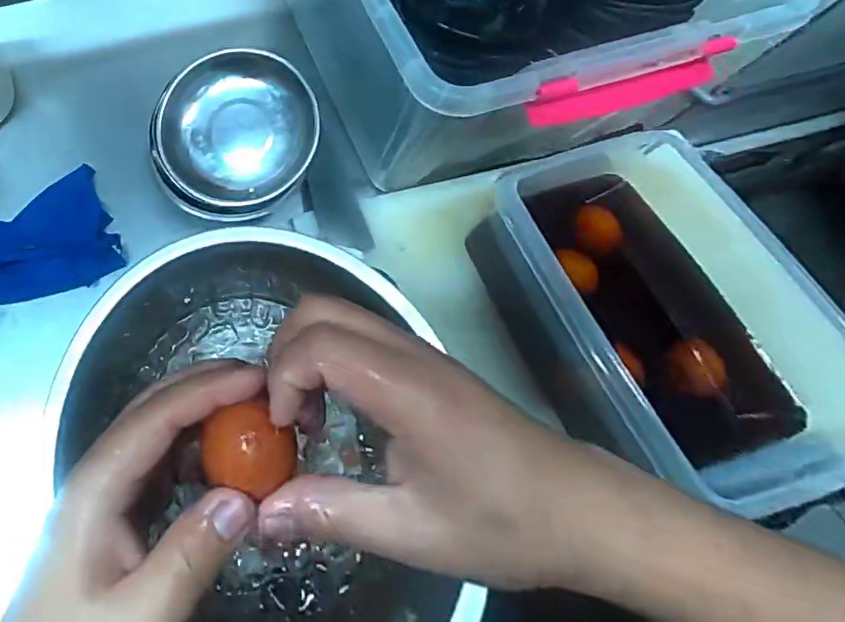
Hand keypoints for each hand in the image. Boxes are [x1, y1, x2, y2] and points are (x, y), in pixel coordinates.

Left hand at [8, 360, 263, 621]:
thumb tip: (244, 498)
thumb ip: (189, 556)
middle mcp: (99, 470)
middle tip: (259, 382)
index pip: (156, 415)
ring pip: (157, 431)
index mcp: (97, 482)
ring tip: (249, 411)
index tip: (255, 379)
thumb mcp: (138, 612)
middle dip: (205, 386)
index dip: (207, 390)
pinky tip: (223, 460)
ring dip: (202, 414)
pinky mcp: (116, 508)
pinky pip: (160, 462)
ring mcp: (106, 488)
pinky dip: (194, 450)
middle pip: (153, 408)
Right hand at [257, 296, 628, 590]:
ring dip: (303, 349)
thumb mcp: (414, 533)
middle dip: (283, 353)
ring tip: (309, 412)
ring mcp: (415, 347)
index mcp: (404, 388)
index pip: (319, 344)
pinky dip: (326, 352)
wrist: (581, 509)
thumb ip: (333, 514)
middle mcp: (405, 351)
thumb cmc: (503, 523)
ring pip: (335, 311)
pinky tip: (340, 407)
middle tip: (286, 413)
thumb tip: (264, 514)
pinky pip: (355, 329)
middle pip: (318, 310)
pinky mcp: (421, 357)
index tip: (284, 430)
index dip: (283, 378)